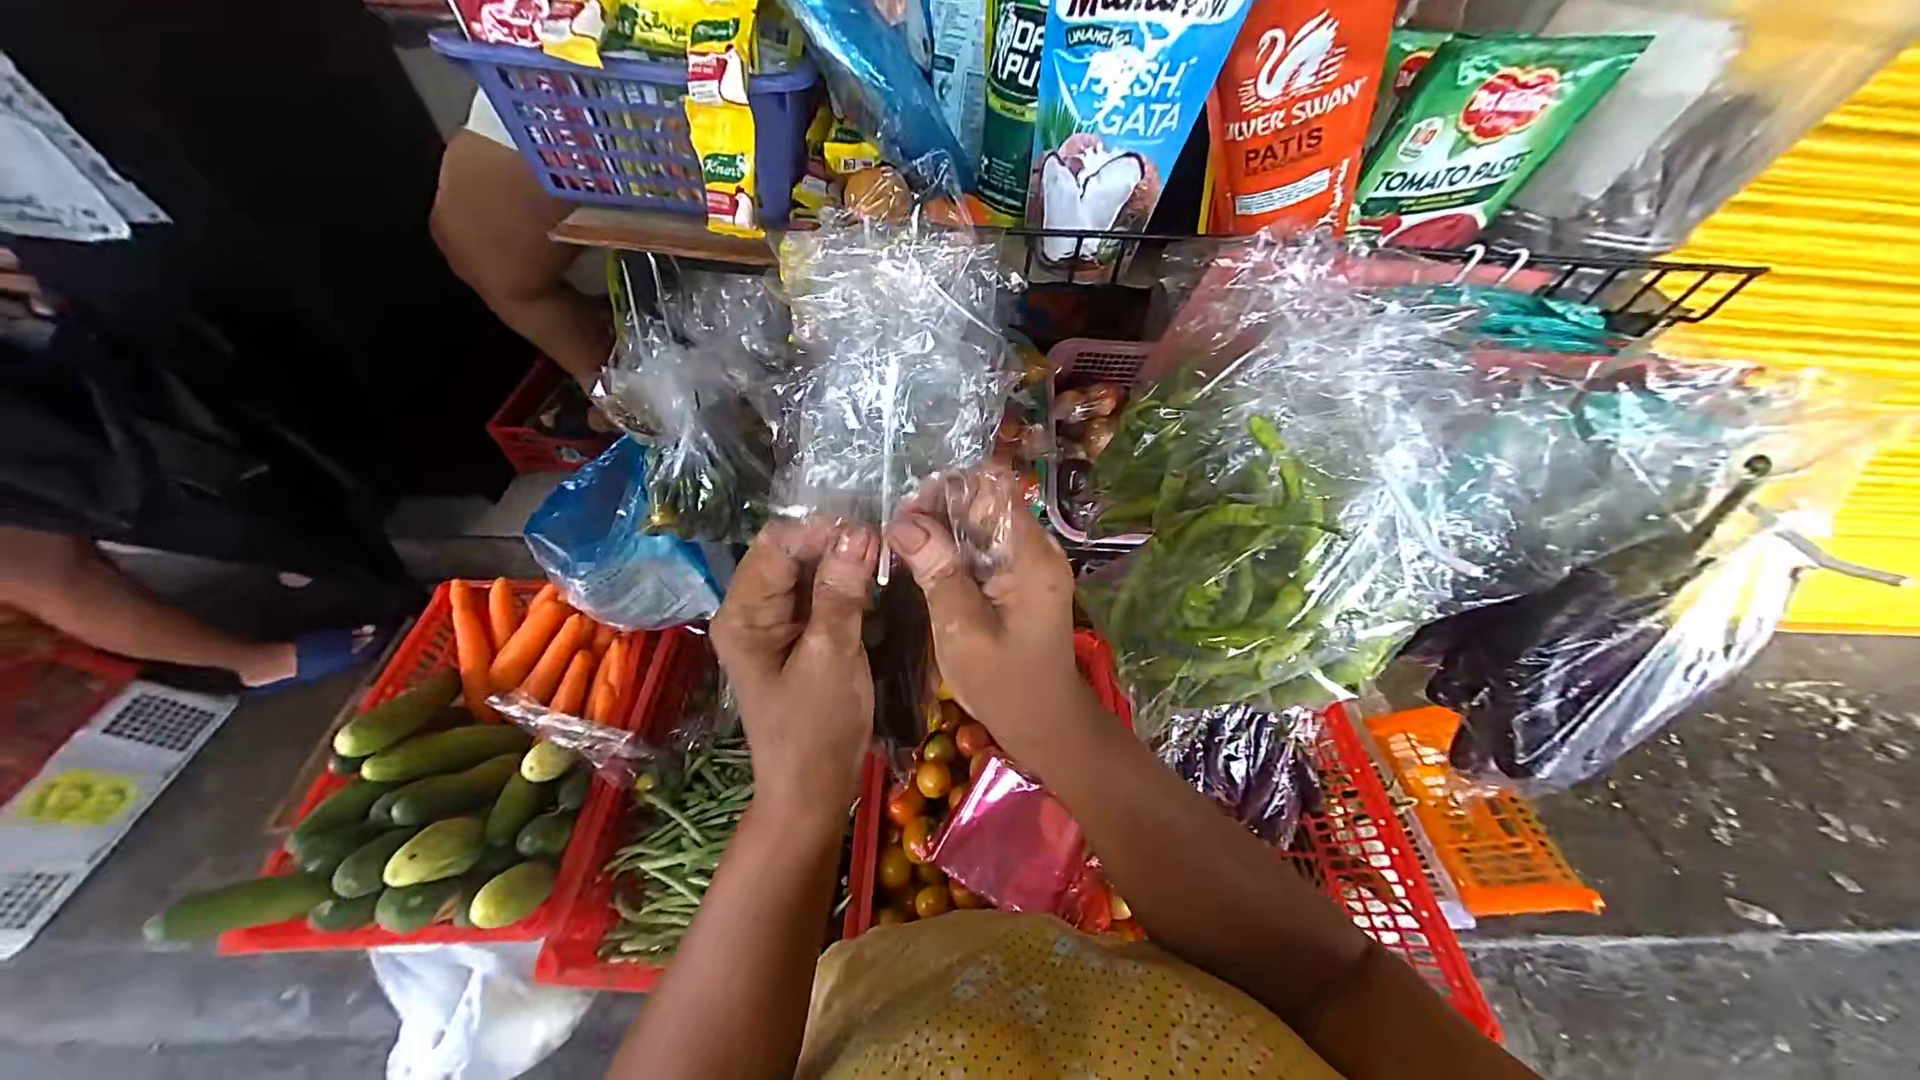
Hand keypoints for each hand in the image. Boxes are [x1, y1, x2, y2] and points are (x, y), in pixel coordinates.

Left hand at [711, 519, 878, 813]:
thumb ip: (841, 592)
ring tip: (883, 562)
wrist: (813, 790)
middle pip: (790, 554)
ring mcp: (773, 623)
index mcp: (744, 613)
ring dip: (843, 564)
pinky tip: (872, 586)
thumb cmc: (817, 729)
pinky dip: (844, 586)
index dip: (821, 532)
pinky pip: (818, 595)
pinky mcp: (796, 636)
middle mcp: (751, 610)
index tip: (870, 535)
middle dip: (834, 545)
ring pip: (807, 572)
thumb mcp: (832, 656)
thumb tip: (858, 532)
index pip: (777, 545)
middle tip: (883, 547)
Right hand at [886, 471, 1094, 760]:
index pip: (993, 491)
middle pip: (987, 502)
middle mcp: (1037, 549)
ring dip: (944, 526)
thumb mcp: (961, 631)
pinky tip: (927, 560)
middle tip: (898, 529)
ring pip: (984, 522)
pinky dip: (956, 546)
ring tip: (904, 542)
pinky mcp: (1022, 576)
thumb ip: (937, 573)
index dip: (949, 489)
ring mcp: (1032, 562)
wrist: (1045, 721)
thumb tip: (903, 522)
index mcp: (1031, 558)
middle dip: (941, 507)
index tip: (909, 509)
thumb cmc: (1003, 684)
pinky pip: (987, 545)